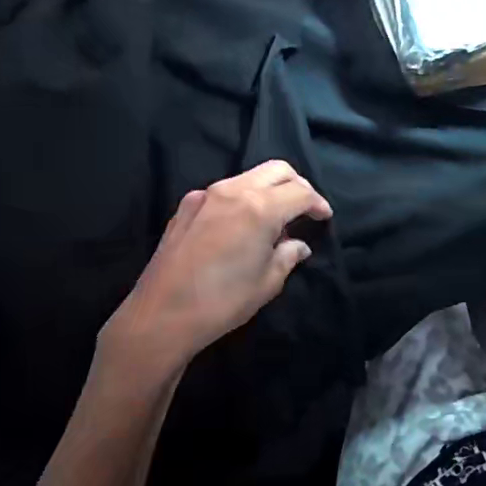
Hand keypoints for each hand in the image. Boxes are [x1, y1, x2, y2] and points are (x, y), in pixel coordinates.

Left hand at [102, 160, 333, 372]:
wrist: (161, 315)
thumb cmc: (222, 302)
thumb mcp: (266, 283)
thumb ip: (287, 256)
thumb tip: (297, 245)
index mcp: (258, 208)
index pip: (299, 191)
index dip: (317, 203)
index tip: (324, 217)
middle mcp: (232, 191)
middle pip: (275, 170)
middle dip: (296, 185)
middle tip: (304, 210)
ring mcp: (205, 196)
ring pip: (248, 177)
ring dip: (268, 190)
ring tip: (274, 223)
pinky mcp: (186, 207)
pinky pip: (224, 192)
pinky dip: (242, 200)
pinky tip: (242, 228)